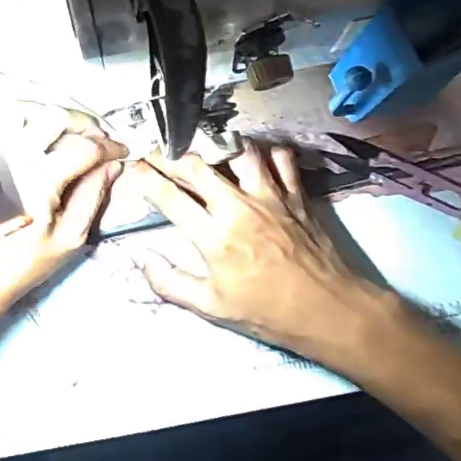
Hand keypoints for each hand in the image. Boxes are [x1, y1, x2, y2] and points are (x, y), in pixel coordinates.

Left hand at [0, 107, 125, 352]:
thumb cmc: (13, 268)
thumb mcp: (68, 239)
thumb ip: (93, 196)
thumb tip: (111, 166)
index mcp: (36, 184)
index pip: (83, 148)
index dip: (109, 146)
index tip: (119, 151)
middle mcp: (8, 162)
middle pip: (54, 117)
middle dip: (84, 124)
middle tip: (98, 140)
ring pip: (25, 112)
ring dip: (54, 119)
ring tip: (71, 137)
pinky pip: (3, 126)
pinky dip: (28, 123)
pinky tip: (42, 141)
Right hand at [123, 141, 387, 356]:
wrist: (327, 309)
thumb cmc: (267, 313)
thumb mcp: (212, 308)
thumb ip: (172, 283)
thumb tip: (143, 260)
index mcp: (214, 237)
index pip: (170, 198)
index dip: (146, 177)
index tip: (133, 165)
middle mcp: (238, 208)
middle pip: (198, 166)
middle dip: (171, 155)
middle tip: (159, 153)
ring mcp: (270, 197)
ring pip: (240, 153)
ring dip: (219, 147)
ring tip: (207, 148)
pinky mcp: (296, 195)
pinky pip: (282, 161)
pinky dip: (269, 154)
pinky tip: (260, 157)